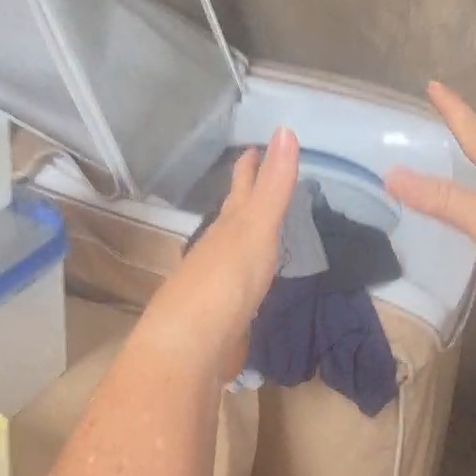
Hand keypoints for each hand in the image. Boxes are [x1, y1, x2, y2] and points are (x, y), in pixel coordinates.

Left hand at [137, 128, 300, 366]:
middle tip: (254, 178)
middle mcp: (217, 251)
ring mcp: (217, 286)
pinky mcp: (223, 320)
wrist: (192, 346)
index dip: (249, 167)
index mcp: (227, 228)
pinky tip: (251, 284)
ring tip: (257, 228)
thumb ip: (273, 185)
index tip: (254, 148)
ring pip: (232, 252)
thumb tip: (284, 129)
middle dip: (242, 197)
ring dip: (244, 238)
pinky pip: (239, 289)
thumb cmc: (226, 281)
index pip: (240, 188)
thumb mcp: (256, 227)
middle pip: (231, 217)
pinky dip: (248, 278)